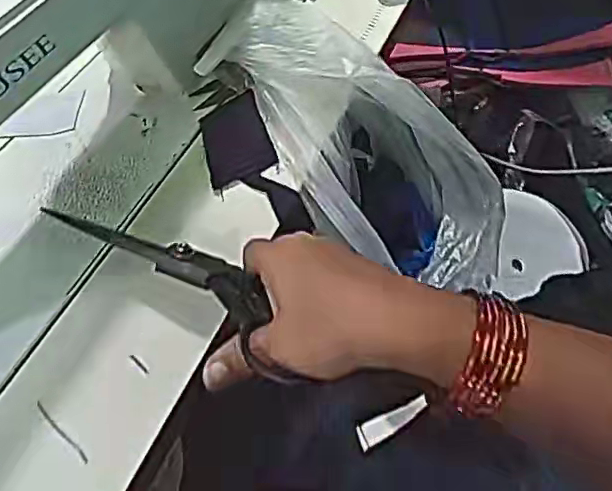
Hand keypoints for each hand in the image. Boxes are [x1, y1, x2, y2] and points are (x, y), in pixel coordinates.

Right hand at [202, 235, 474, 390]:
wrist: (396, 322)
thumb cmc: (341, 323)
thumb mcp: (277, 349)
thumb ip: (240, 357)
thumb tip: (216, 367)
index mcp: (276, 253)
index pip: (246, 258)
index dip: (243, 286)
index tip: (247, 312)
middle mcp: (304, 243)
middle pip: (276, 265)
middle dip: (274, 295)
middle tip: (276, 328)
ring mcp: (333, 251)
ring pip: (306, 271)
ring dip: (305, 298)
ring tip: (310, 334)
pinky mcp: (357, 265)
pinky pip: (333, 279)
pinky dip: (331, 301)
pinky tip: (336, 331)